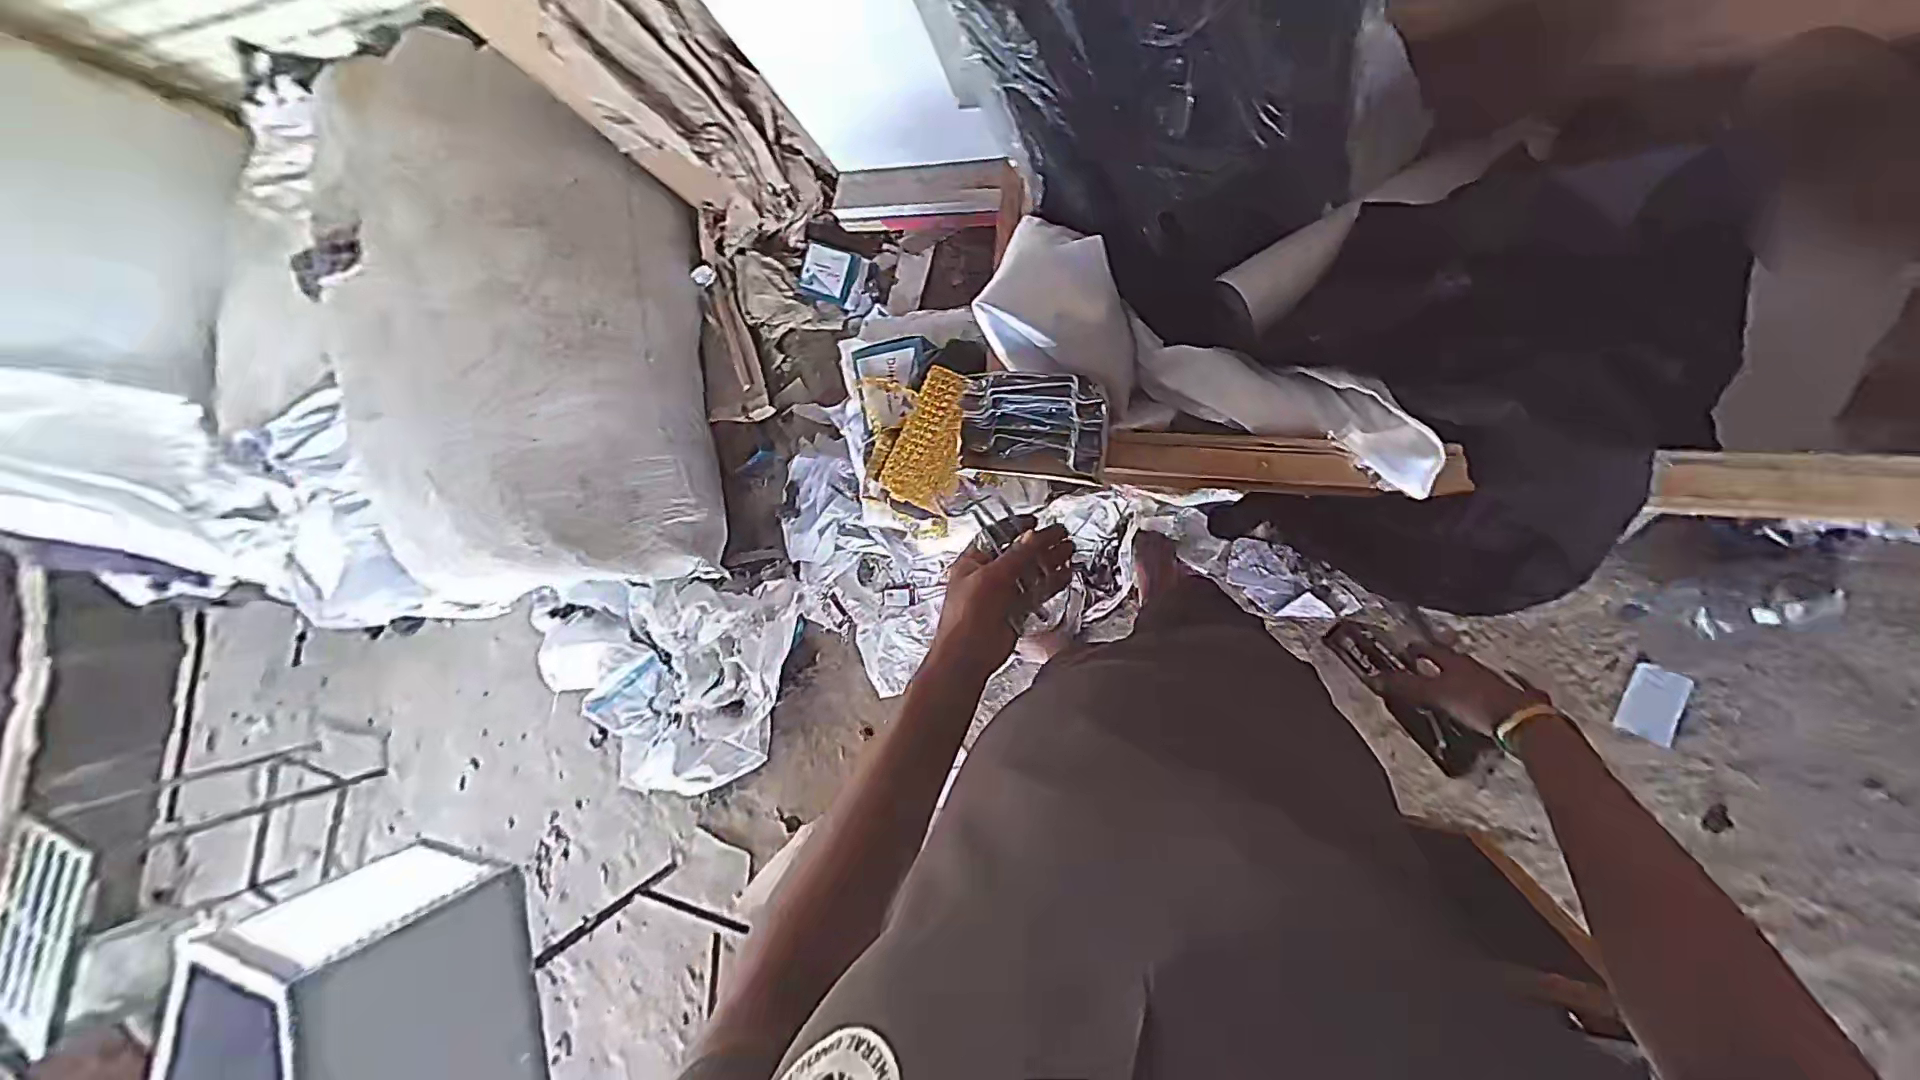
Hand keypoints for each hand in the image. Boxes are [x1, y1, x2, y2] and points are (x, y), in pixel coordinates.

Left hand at [927, 522, 1073, 681]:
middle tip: (1061, 536)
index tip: (1036, 522)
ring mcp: (1001, 595)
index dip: (1018, 528)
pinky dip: (1050, 583)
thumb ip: (1016, 556)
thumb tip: (1032, 536)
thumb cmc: (964, 619)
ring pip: (1029, 574)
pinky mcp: (1014, 612)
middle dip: (1040, 545)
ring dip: (1049, 562)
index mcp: (972, 563)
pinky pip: (1035, 593)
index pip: (997, 537)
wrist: (967, 656)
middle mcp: (986, 577)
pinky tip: (1064, 575)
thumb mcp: (992, 577)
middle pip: (1018, 555)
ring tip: (1068, 551)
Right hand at [1379, 643, 1550, 736]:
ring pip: (1467, 675)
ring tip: (1441, 687)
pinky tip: (1467, 703)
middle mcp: (1474, 668)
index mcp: (1455, 662)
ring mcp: (1493, 683)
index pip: (1430, 649)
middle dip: (1435, 663)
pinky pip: (1481, 692)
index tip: (1406, 650)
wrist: (1523, 723)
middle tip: (1420, 668)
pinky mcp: (1505, 700)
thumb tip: (1373, 677)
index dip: (1416, 649)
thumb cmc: (1475, 702)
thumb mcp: (1433, 694)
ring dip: (1453, 678)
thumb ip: (1405, 686)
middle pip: (1450, 661)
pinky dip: (1470, 694)